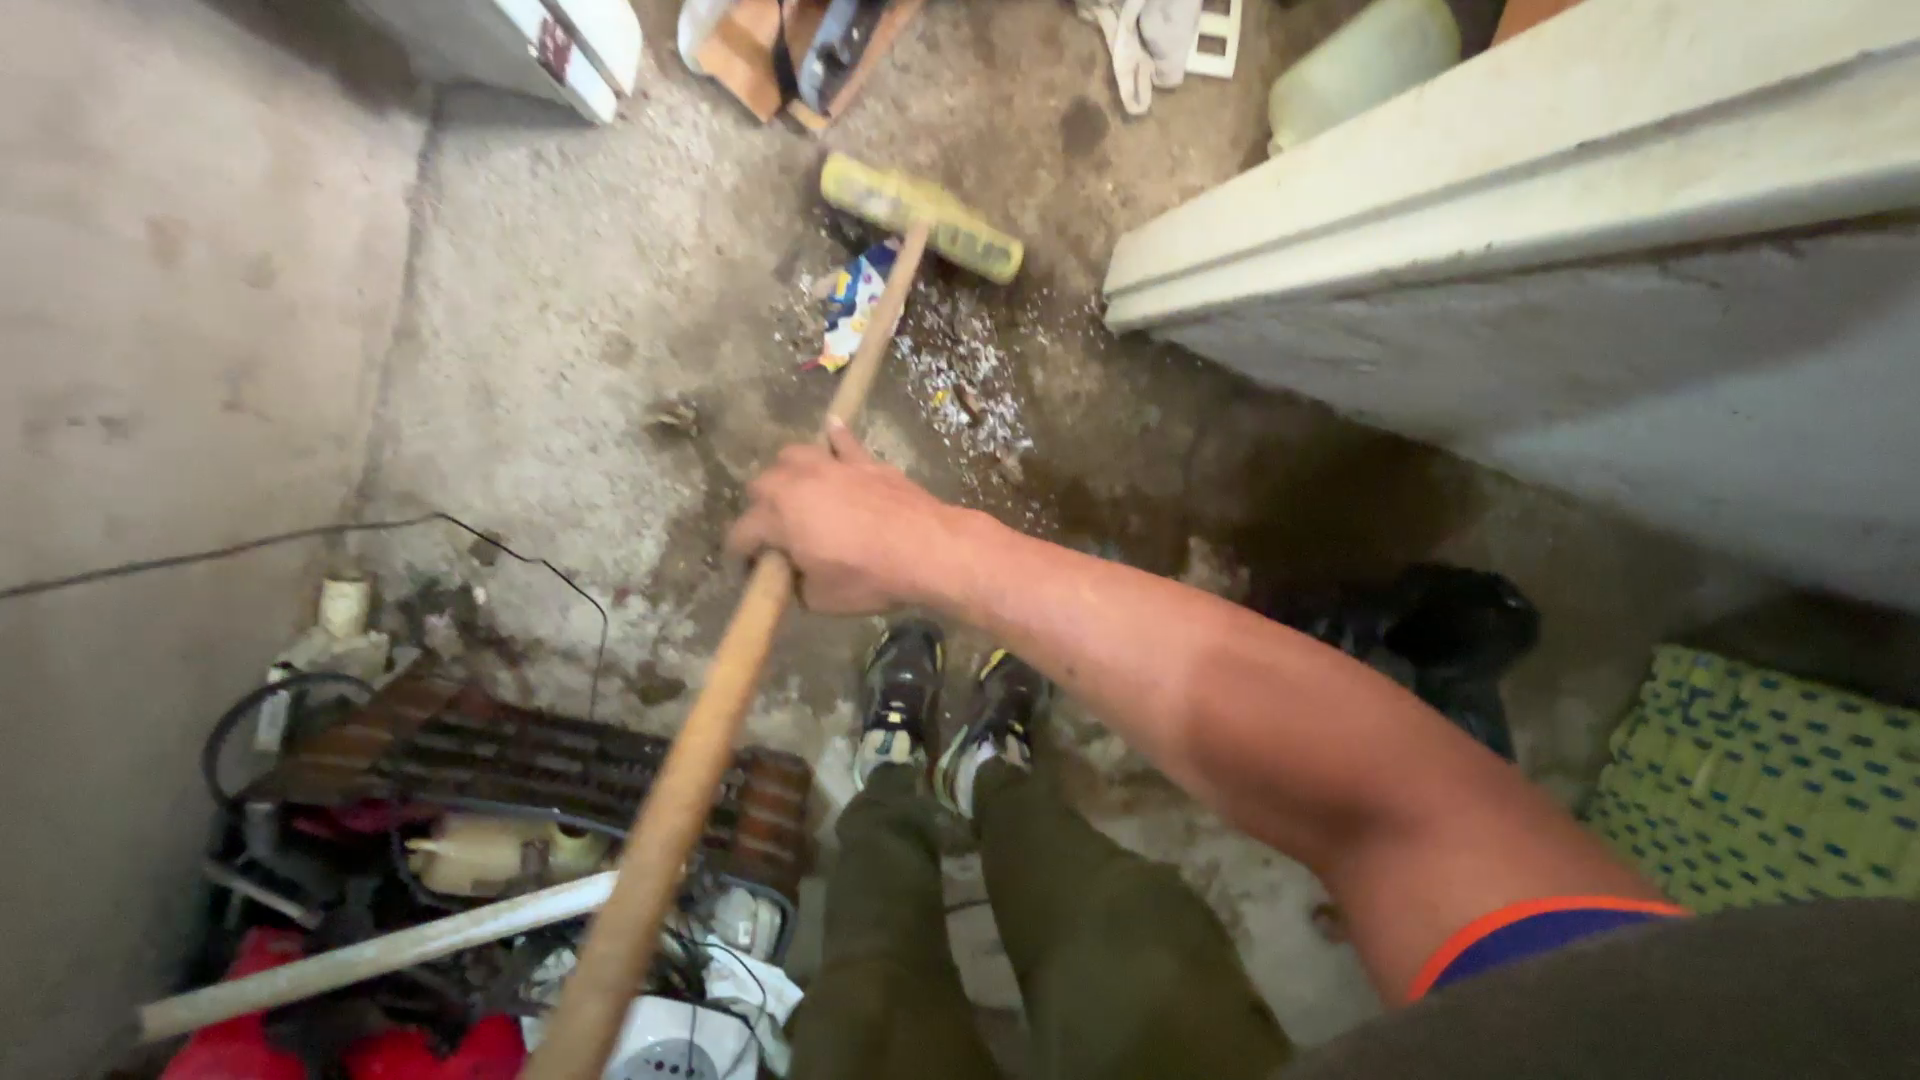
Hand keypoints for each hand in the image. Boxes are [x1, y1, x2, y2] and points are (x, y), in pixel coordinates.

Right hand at [725, 419, 958, 613]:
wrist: (926, 548)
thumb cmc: (870, 578)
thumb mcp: (822, 599)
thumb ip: (799, 584)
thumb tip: (799, 576)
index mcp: (779, 517)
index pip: (743, 532)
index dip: (741, 553)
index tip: (748, 567)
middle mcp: (797, 483)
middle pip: (761, 486)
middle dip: (760, 510)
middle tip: (775, 533)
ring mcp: (832, 467)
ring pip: (793, 455)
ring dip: (787, 472)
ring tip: (795, 490)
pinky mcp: (865, 462)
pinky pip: (843, 441)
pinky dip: (835, 438)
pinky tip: (831, 431)